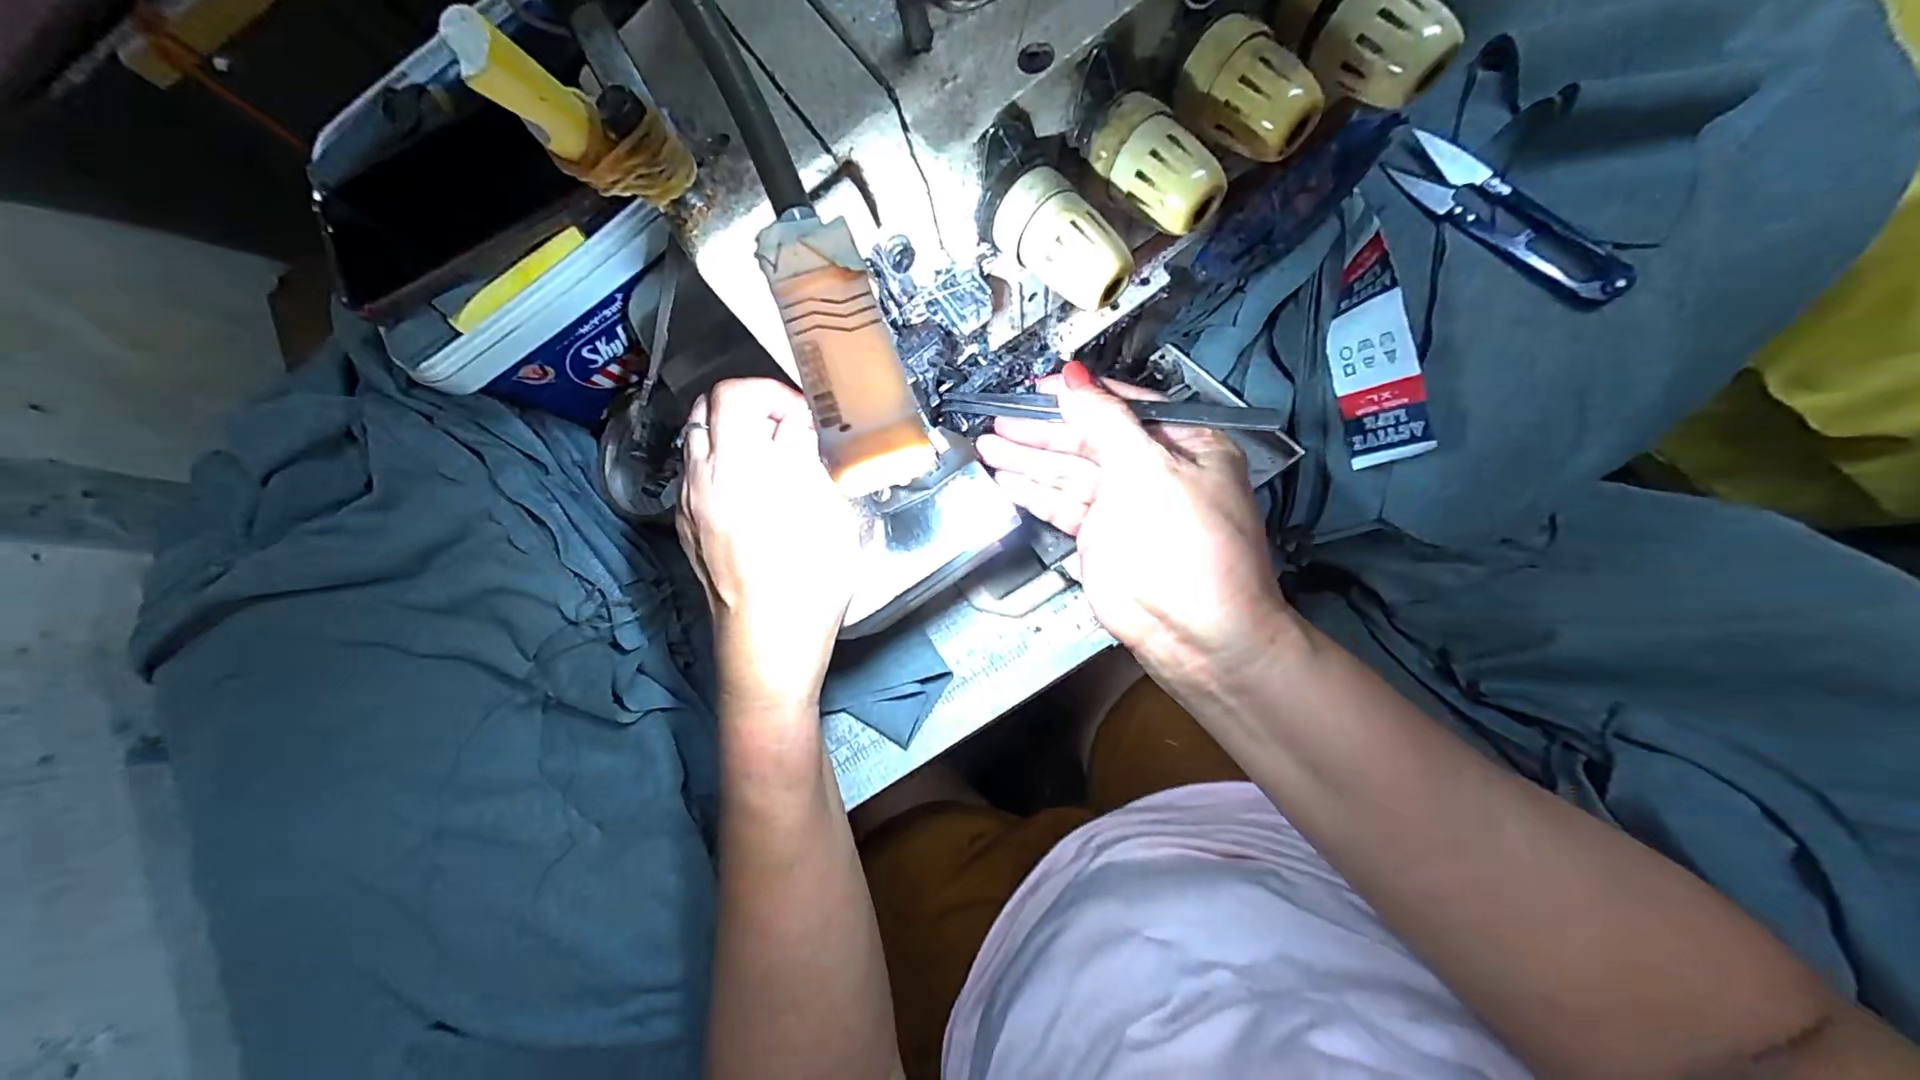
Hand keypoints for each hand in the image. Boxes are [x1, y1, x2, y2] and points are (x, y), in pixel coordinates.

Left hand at [676, 379, 858, 708]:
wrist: (767, 645)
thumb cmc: (807, 586)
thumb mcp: (827, 515)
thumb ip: (807, 459)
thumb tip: (800, 427)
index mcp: (739, 470)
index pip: (738, 394)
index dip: (778, 395)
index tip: (805, 420)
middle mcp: (702, 479)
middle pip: (710, 406)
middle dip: (753, 406)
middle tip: (789, 431)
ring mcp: (689, 503)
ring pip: (699, 437)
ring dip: (735, 432)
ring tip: (773, 459)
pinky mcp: (687, 526)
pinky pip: (696, 471)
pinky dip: (722, 461)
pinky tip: (753, 490)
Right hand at [975, 361, 1296, 687]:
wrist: (1195, 631)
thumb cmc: (1198, 556)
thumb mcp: (1149, 469)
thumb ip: (1106, 421)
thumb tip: (1076, 382)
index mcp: (1184, 445)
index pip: (1123, 407)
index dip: (1080, 395)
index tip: (1042, 387)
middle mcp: (1154, 473)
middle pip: (1088, 438)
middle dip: (1042, 428)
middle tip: (1003, 418)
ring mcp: (1125, 507)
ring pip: (1068, 472)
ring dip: (1028, 458)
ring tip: (992, 444)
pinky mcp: (1101, 538)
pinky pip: (1061, 505)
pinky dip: (1033, 492)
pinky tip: (1008, 479)